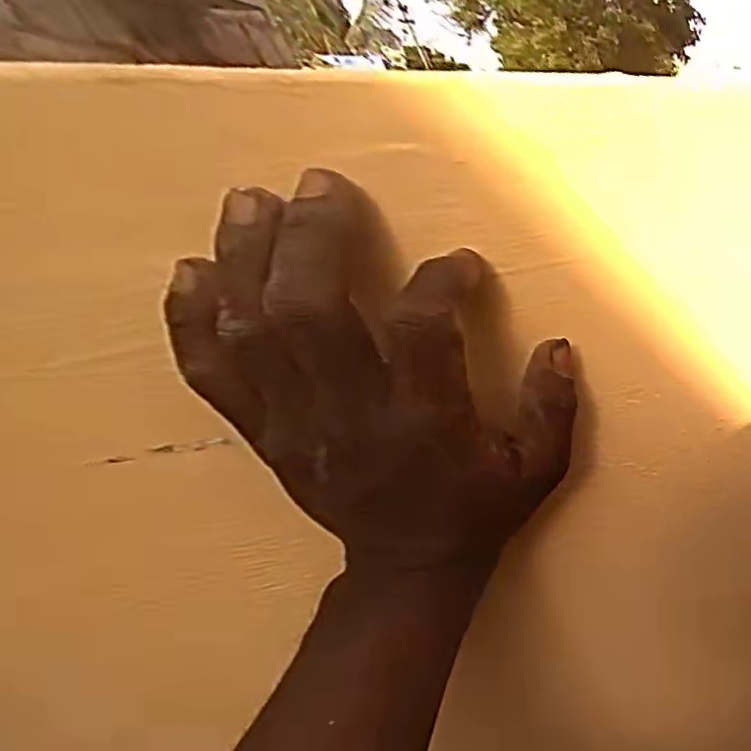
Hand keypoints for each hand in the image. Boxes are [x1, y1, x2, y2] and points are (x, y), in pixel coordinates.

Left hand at [163, 169, 576, 581]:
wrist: (409, 564)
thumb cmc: (480, 509)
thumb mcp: (540, 469)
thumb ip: (553, 409)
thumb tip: (558, 345)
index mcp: (427, 422)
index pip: (420, 330)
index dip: (438, 281)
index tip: (461, 264)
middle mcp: (353, 416)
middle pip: (313, 311)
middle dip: (313, 239)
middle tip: (321, 186)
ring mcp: (297, 425)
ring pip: (253, 329)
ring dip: (246, 257)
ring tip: (250, 200)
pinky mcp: (264, 434)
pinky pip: (212, 372)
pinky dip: (192, 319)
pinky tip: (193, 270)